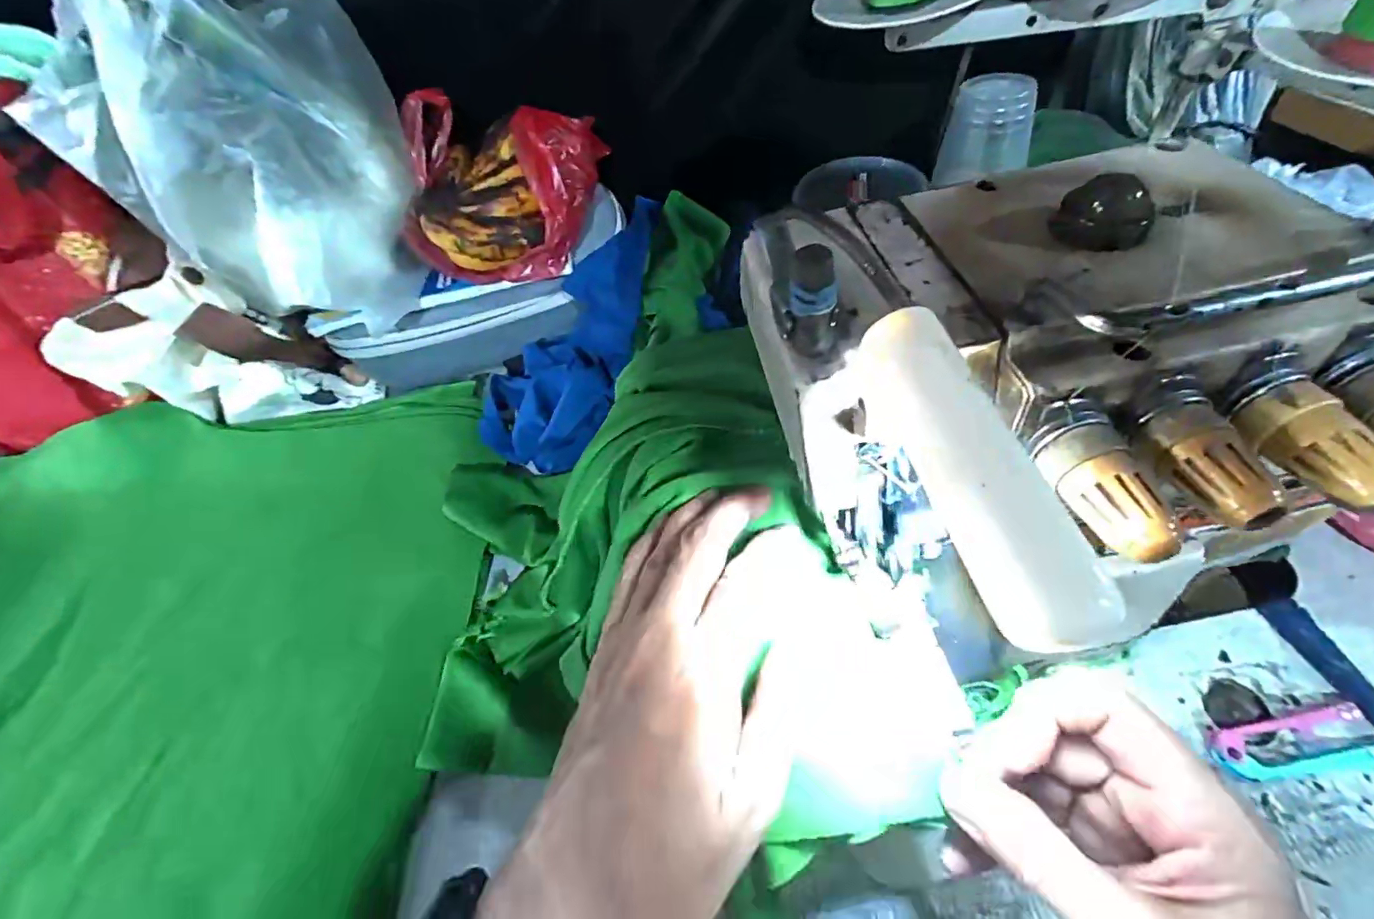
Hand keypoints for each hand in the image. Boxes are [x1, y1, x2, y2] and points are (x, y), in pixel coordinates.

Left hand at [481, 490, 807, 918]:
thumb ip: (777, 709)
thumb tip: (792, 641)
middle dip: (728, 509)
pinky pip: (625, 577)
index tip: (795, 535)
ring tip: (719, 497)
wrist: (579, 886)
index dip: (772, 549)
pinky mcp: (600, 654)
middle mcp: (655, 643)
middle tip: (761, 494)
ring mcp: (620, 644)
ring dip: (687, 515)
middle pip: (692, 550)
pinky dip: (650, 542)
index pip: (743, 582)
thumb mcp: (751, 797)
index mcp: (700, 675)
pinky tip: (666, 533)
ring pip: (653, 553)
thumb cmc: (677, 850)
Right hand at [941, 673, 1302, 918]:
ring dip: (992, 801)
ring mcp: (1133, 830)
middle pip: (1066, 739)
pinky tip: (968, 857)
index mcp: (1193, 804)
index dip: (1041, 718)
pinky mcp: (1110, 859)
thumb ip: (1038, 854)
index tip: (996, 768)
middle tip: (957, 804)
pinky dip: (1005, 833)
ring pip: (1045, 779)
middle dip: (1003, 765)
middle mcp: (1161, 799)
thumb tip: (956, 785)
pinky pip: (1045, 822)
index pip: (1106, 708)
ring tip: (955, 842)